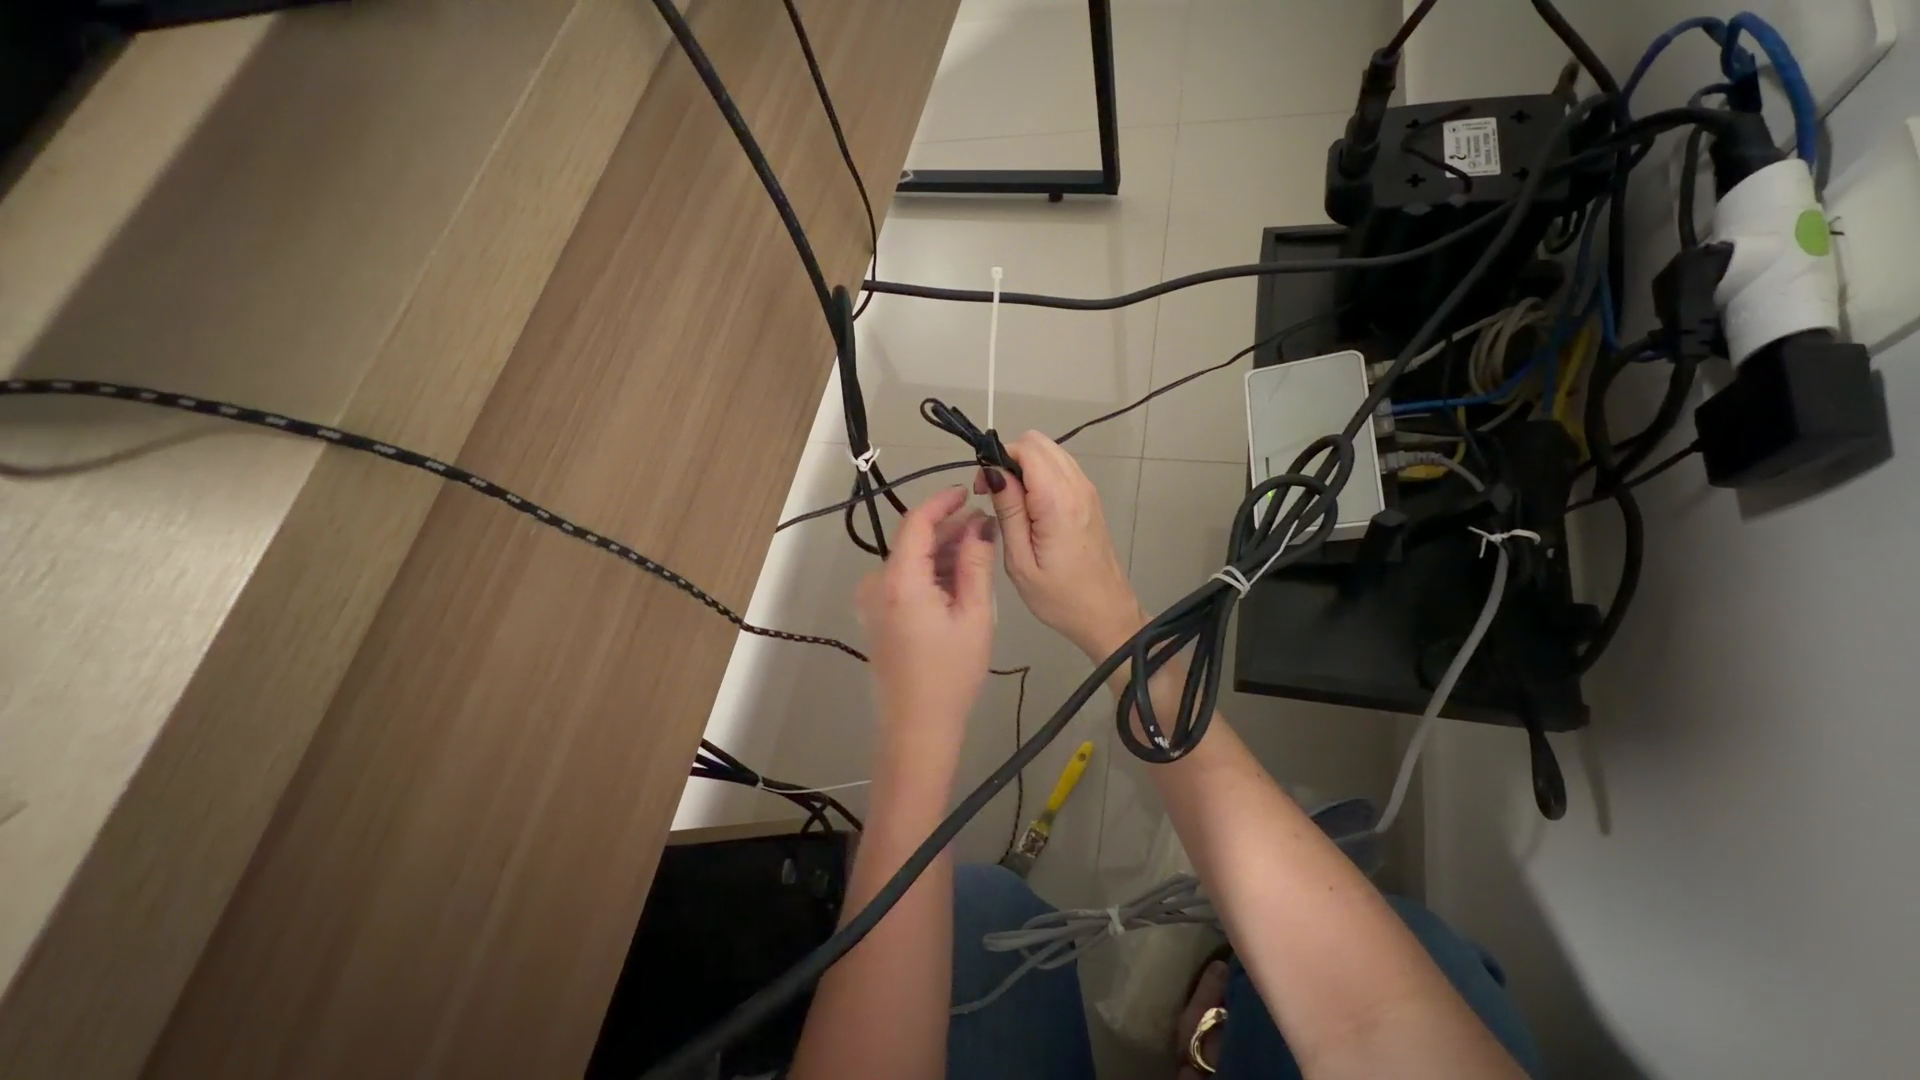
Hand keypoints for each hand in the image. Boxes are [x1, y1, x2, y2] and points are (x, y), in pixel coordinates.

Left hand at [855, 487, 997, 745]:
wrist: (917, 728)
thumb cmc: (950, 673)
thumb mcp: (973, 615)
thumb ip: (975, 563)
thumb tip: (979, 525)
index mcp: (898, 580)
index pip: (916, 522)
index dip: (942, 502)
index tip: (968, 490)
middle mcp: (876, 584)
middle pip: (911, 541)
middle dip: (948, 530)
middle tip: (986, 528)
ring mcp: (871, 602)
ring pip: (908, 562)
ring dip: (940, 553)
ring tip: (979, 554)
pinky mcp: (875, 617)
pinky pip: (902, 581)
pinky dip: (929, 574)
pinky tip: (958, 580)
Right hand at [976, 432, 1145, 659]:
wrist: (1106, 614)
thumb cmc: (1059, 597)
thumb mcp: (1020, 561)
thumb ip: (1008, 511)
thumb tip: (994, 472)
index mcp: (1058, 501)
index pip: (1025, 449)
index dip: (998, 459)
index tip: (983, 489)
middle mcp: (1077, 486)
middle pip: (1038, 442)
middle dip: (1009, 458)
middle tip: (994, 494)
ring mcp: (1087, 491)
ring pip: (1051, 452)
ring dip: (1025, 466)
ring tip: (1010, 502)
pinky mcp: (1090, 499)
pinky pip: (1061, 468)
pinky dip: (1040, 475)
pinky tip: (1030, 507)